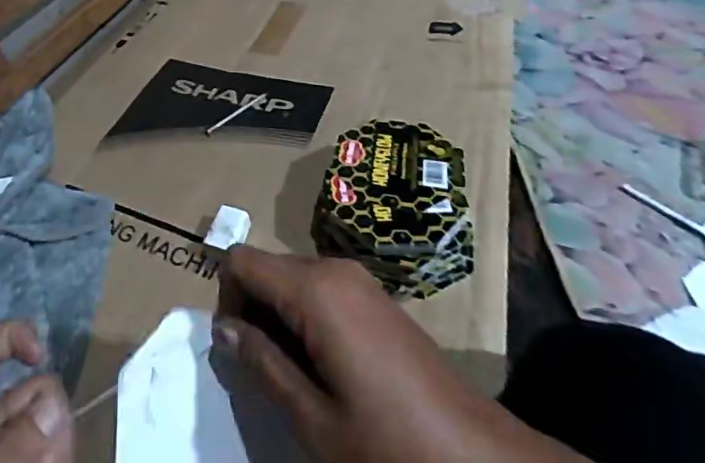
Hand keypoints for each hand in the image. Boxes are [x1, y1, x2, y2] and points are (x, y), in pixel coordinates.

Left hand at [0, 321, 73, 462]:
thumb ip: (9, 452)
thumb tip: (53, 404)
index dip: (12, 336)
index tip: (39, 355)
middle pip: (38, 390)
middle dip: (53, 421)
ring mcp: (14, 455)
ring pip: (55, 430)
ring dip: (58, 453)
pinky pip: (56, 454)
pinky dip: (57, 460)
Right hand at [215, 246, 584, 462]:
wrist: (481, 459)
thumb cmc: (391, 444)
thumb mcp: (314, 418)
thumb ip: (262, 364)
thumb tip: (224, 329)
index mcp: (315, 288)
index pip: (242, 262)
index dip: (226, 300)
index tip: (237, 351)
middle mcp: (335, 269)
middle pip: (267, 268)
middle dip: (252, 311)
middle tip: (263, 373)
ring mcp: (361, 282)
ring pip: (293, 280)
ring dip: (278, 319)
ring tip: (294, 377)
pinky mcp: (377, 300)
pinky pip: (321, 292)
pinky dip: (306, 321)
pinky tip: (324, 371)